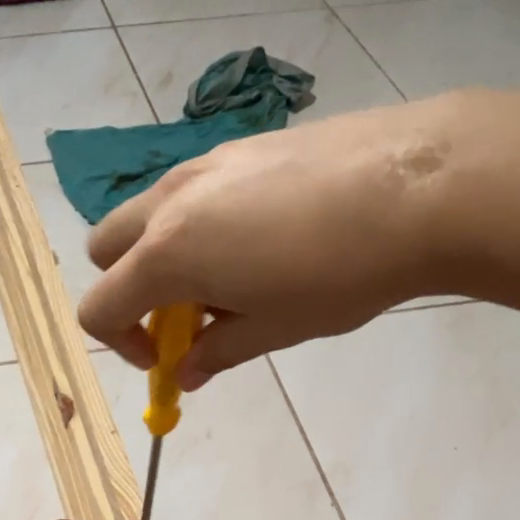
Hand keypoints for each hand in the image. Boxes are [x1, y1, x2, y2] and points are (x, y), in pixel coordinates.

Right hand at [78, 98, 466, 388]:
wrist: (419, 185)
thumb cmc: (337, 274)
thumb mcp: (272, 329)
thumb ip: (216, 353)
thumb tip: (187, 372)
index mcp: (167, 255)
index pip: (100, 307)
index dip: (121, 345)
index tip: (166, 358)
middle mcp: (170, 202)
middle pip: (105, 250)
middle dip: (126, 290)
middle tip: (182, 317)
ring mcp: (205, 165)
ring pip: (149, 215)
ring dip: (163, 256)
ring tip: (230, 280)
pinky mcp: (243, 146)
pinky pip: (193, 191)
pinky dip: (199, 225)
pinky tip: (263, 241)